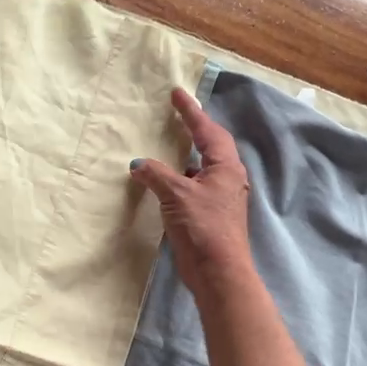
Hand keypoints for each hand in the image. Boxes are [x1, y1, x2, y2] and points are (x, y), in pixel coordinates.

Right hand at [131, 87, 252, 292]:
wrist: (218, 272)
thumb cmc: (202, 226)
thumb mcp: (176, 194)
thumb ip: (155, 174)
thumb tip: (138, 164)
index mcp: (225, 166)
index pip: (207, 130)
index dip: (190, 111)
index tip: (177, 93)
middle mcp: (228, 178)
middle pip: (211, 146)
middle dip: (195, 130)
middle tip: (177, 115)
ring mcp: (221, 198)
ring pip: (203, 168)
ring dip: (186, 156)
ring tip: (168, 146)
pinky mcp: (211, 215)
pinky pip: (195, 186)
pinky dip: (181, 178)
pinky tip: (165, 182)